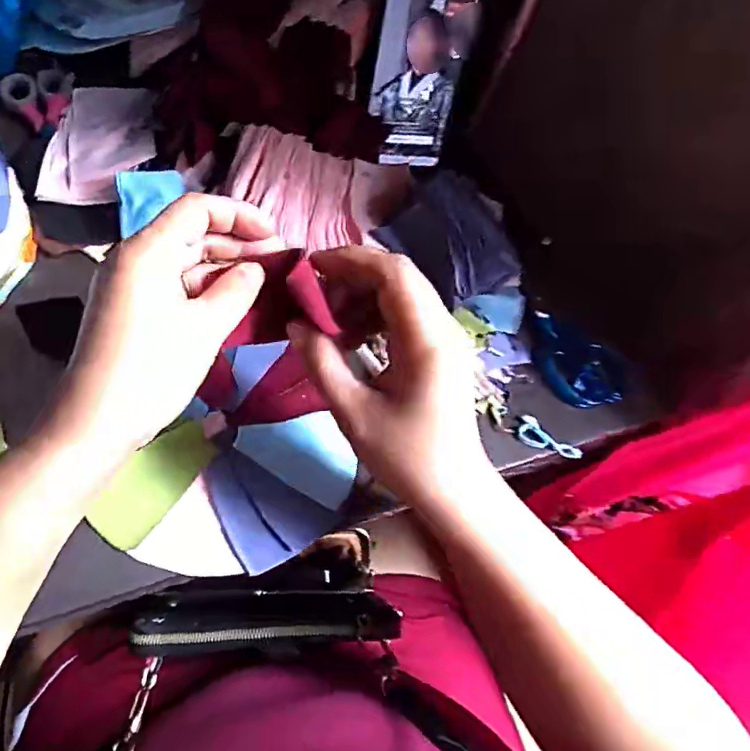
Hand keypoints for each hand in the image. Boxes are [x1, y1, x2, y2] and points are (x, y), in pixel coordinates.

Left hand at [45, 195, 284, 454]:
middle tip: (278, 263)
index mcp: (146, 250)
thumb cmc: (152, 372)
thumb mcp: (205, 328)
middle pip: (190, 232)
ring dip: (223, 267)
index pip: (197, 208)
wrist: (94, 424)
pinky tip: (233, 302)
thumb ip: (237, 289)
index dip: (240, 215)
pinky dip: (203, 288)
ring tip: (263, 283)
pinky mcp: (129, 308)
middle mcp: (132, 257)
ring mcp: (128, 284)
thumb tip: (255, 269)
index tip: (274, 237)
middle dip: (236, 243)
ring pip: (182, 260)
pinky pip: (172, 283)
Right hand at [289, 247, 497, 516]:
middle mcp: (443, 328)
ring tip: (328, 319)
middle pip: (399, 276)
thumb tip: (296, 323)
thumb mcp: (353, 413)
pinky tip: (351, 336)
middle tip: (313, 295)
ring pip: (403, 291)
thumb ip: (321, 362)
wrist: (453, 490)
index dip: (350, 260)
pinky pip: (407, 313)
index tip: (310, 268)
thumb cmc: (405, 457)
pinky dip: (376, 313)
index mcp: (427, 340)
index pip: (393, 273)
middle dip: (352, 275)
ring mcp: (447, 337)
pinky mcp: (442, 348)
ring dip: (363, 294)